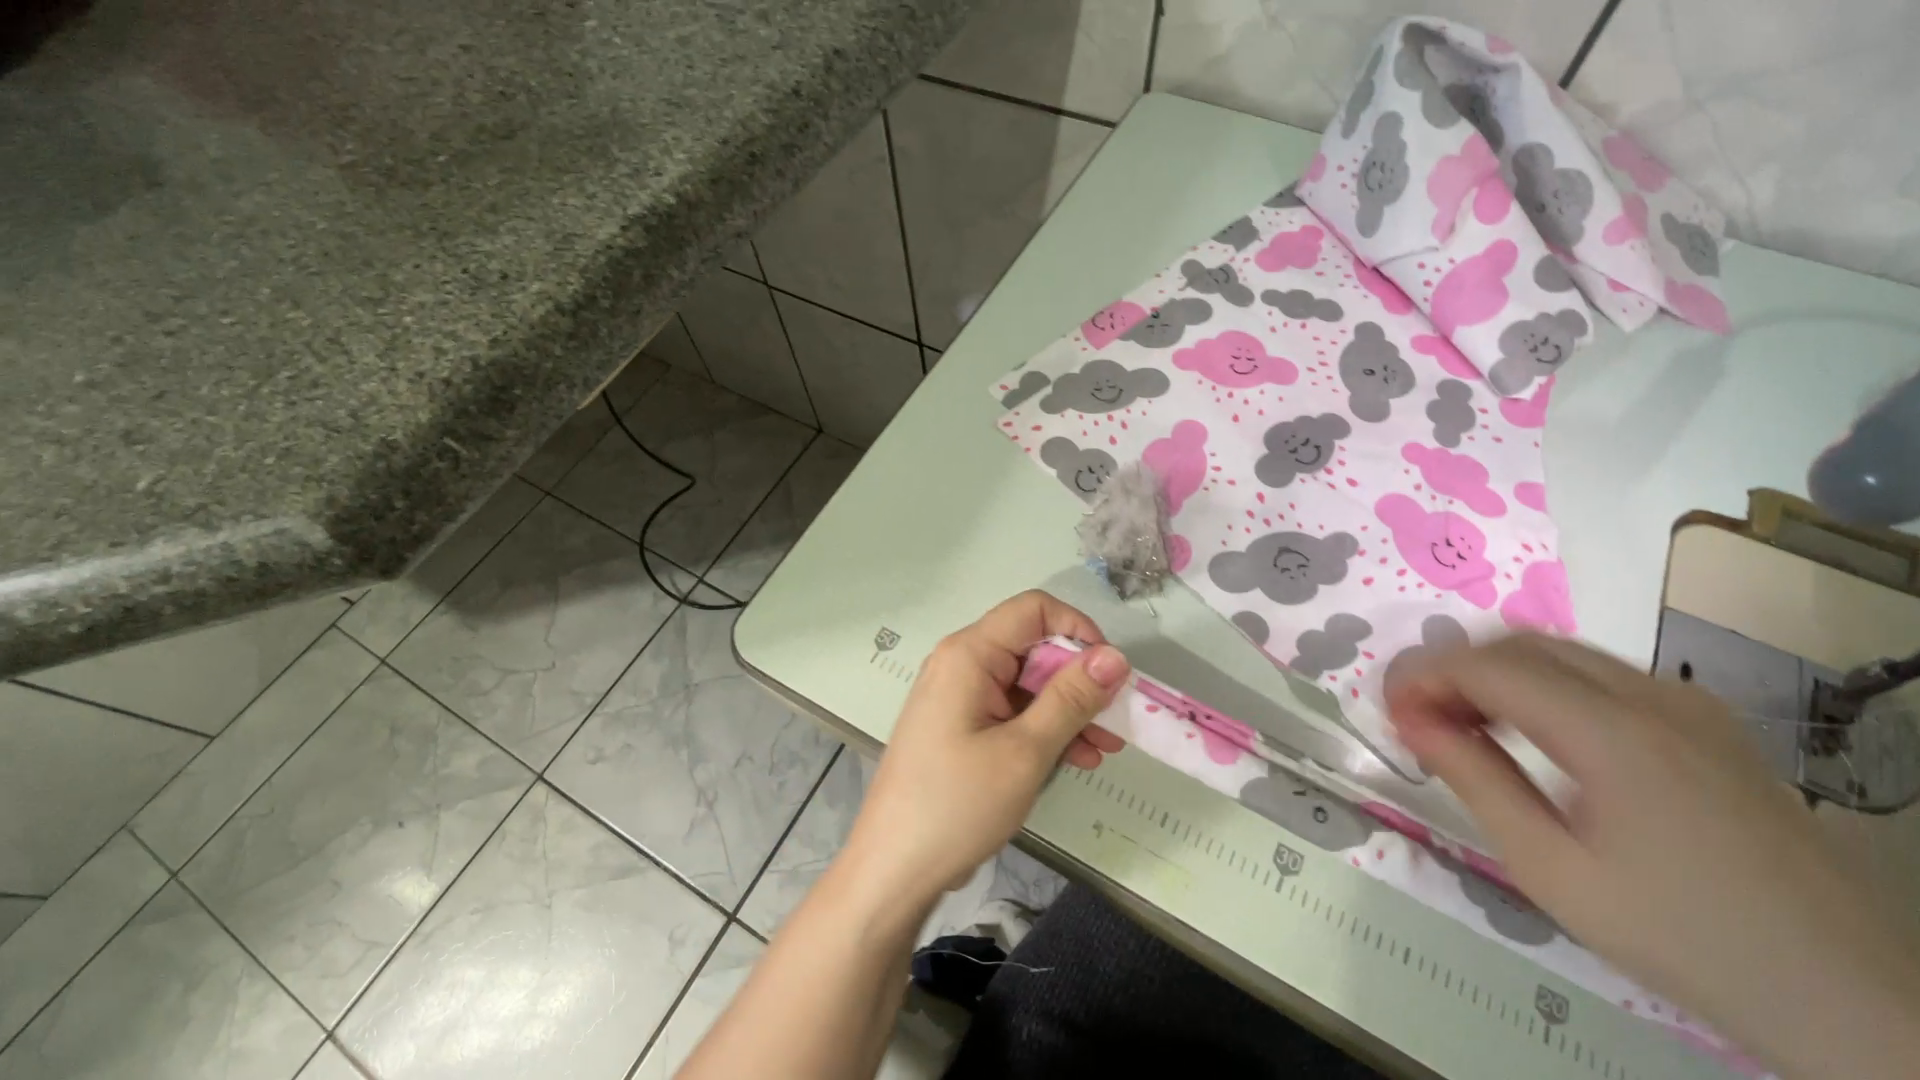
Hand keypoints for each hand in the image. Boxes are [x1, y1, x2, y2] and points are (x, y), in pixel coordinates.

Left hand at [845, 591, 1129, 902]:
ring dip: (1068, 711)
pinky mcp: (960, 729)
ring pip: (1027, 685)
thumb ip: (1071, 699)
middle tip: (1118, 721)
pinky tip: (1076, 759)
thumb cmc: (958, 804)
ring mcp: (959, 698)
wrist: (895, 868)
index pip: (1033, 610)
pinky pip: (1011, 713)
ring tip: (1105, 750)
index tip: (1109, 673)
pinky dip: (1044, 730)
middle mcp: (960, 665)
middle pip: (1032, 648)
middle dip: (1079, 680)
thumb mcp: (1025, 751)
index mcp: (969, 655)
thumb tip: (1114, 656)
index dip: (1078, 630)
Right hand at [1387, 634, 1919, 1079]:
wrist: (1840, 987)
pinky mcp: (1709, 723)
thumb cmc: (1676, 934)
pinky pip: (1605, 676)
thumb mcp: (1549, 867)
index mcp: (1612, 731)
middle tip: (1414, 717)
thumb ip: (1475, 779)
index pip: (1490, 665)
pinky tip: (1532, 735)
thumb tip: (1412, 718)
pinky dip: (1546, 685)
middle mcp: (1653, 696)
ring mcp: (1689, 704)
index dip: (1424, 674)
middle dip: (1455, 667)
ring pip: (1565, 653)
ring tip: (1461, 726)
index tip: (1385, 708)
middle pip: (1524, 644)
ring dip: (1498, 673)